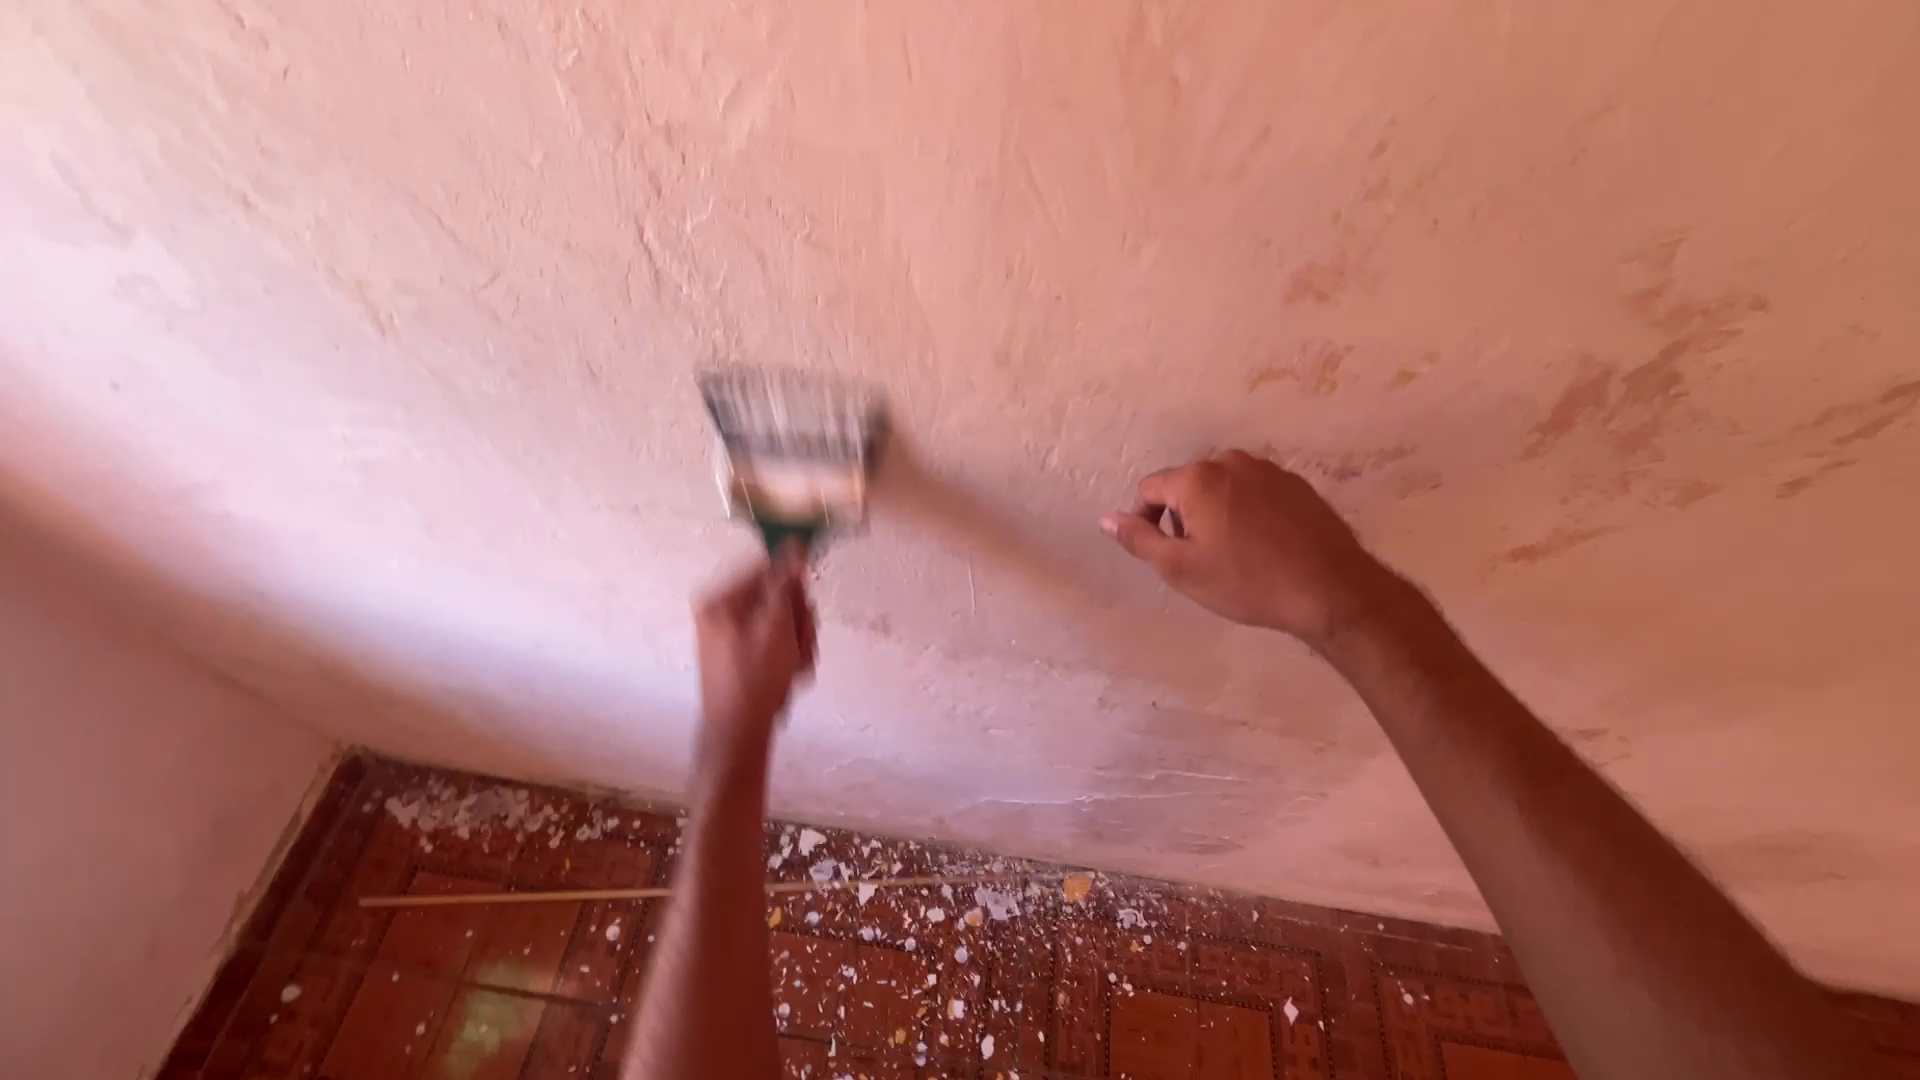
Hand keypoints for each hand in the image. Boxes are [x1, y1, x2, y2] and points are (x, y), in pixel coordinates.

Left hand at [694, 544, 816, 756]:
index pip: (766, 570)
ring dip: (798, 644)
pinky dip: (789, 658)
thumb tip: (794, 547)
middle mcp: (723, 614)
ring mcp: (733, 637)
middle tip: (798, 644)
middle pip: (778, 597)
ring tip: (793, 668)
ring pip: (784, 623)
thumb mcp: (775, 626)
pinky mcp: (744, 657)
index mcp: (720, 600)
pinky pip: (778, 643)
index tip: (806, 600)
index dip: (792, 583)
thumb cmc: (754, 679)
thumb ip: (785, 586)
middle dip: (797, 623)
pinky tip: (788, 677)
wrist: (738, 732)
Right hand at [1101, 450, 1397, 646]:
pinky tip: (1261, 546)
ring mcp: (1267, 470)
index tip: (1163, 554)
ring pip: (1221, 487)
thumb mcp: (1180, 568)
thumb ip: (1138, 539)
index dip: (1146, 521)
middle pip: (1186, 485)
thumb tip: (1107, 519)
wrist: (1329, 589)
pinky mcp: (1296, 484)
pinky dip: (1246, 512)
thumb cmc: (1246, 581)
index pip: (1149, 489)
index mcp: (1196, 478)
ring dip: (1214, 513)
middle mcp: (1230, 462)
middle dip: (1183, 516)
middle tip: (1199, 558)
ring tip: (1231, 553)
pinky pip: (1253, 492)